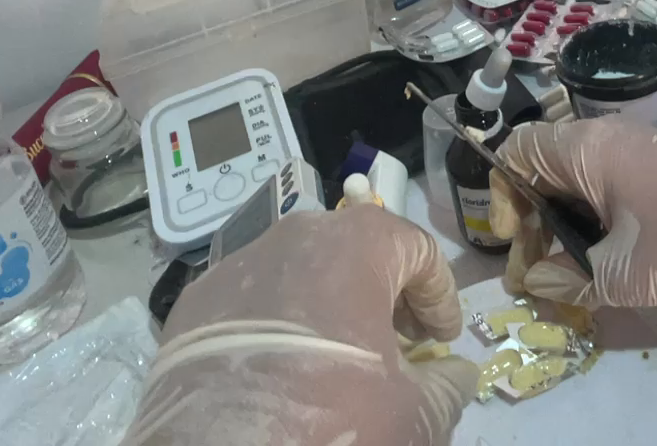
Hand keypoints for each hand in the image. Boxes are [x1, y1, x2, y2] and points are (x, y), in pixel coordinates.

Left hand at [125, 206, 477, 445]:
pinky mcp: (197, 300)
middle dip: (386, 294)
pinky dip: (280, 321)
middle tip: (398, 345)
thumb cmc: (330, 424)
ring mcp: (242, 262)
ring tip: (338, 358)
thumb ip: (446, 387)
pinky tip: (281, 371)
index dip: (440, 295)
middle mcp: (299, 233)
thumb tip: (458, 375)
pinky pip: (255, 296)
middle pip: (360, 250)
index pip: (418, 249)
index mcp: (358, 243)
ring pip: (305, 269)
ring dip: (332, 304)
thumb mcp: (410, 416)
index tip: (442, 341)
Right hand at [489, 118, 656, 395]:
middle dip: (533, 212)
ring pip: (576, 169)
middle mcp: (606, 133)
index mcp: (586, 148)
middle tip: (542, 263)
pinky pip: (606, 172)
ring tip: (574, 261)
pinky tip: (609, 244)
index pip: (518, 148)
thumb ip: (566, 277)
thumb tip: (535, 281)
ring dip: (563, 212)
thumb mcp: (620, 275)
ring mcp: (636, 142)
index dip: (504, 192)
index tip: (516, 239)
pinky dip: (593, 205)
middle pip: (544, 160)